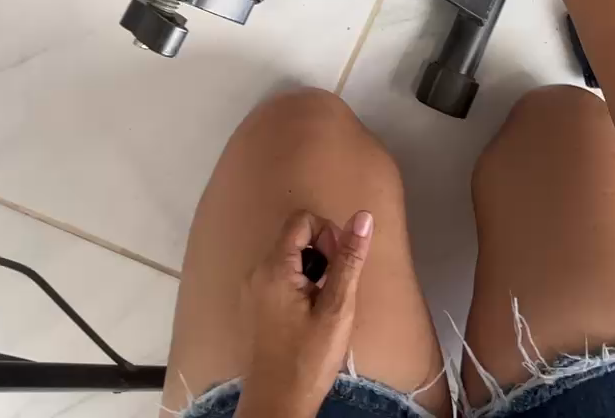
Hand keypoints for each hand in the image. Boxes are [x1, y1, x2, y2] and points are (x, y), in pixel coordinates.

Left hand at [235, 209, 373, 417]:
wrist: (276, 408)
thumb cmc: (308, 359)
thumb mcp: (336, 308)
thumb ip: (348, 259)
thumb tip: (363, 217)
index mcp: (274, 268)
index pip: (302, 219)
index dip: (327, 233)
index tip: (337, 265)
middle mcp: (257, 271)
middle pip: (296, 236)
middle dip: (322, 252)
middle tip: (334, 289)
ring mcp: (252, 290)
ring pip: (290, 257)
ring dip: (312, 270)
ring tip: (323, 304)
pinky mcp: (254, 306)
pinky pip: (280, 276)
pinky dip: (299, 284)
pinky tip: (309, 315)